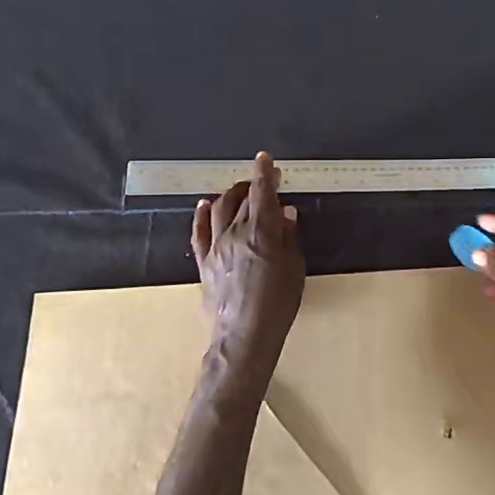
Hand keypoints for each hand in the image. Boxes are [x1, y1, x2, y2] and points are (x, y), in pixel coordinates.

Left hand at [191, 153, 305, 377]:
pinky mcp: (203, 261)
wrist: (244, 335)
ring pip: (219, 209)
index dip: (264, 173)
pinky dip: (202, 214)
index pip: (262, 193)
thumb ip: (289, 237)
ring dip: (230, 194)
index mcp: (263, 232)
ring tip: (239, 191)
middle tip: (262, 181)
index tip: (265, 159)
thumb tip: (285, 213)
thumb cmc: (278, 304)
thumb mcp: (295, 268)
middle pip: (241, 198)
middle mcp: (236, 232)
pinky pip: (199, 231)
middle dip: (251, 184)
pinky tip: (205, 204)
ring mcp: (216, 246)